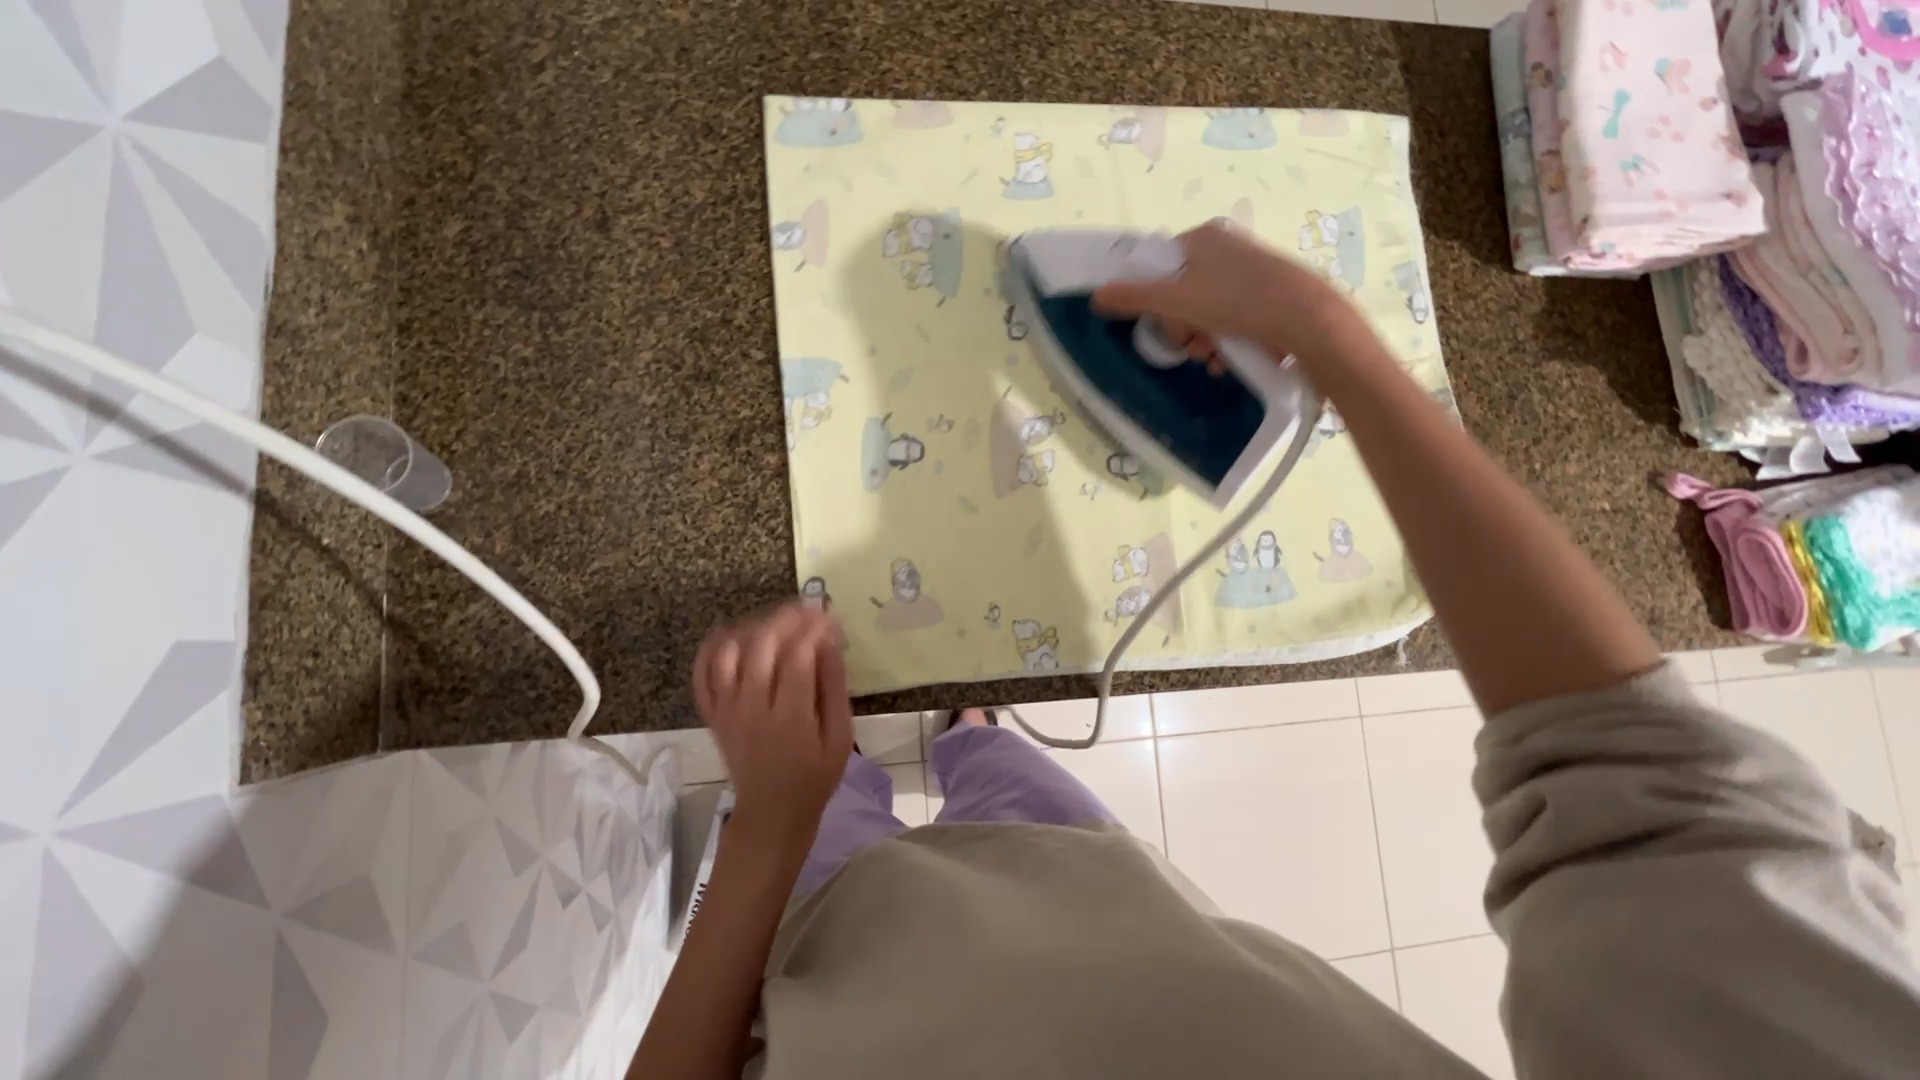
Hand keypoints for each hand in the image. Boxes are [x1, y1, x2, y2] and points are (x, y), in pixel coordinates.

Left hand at [693, 603, 852, 848]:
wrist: (772, 812)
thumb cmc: (814, 776)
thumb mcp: (839, 737)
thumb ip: (833, 689)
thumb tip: (829, 644)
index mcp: (790, 718)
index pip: (798, 657)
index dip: (814, 629)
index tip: (829, 615)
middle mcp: (753, 709)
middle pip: (762, 647)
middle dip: (786, 619)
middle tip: (807, 610)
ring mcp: (727, 711)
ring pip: (729, 654)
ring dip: (753, 628)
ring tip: (776, 623)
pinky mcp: (713, 715)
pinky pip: (703, 675)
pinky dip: (712, 649)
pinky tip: (731, 633)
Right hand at [1092, 222, 1363, 366]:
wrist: (1308, 321)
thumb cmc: (1238, 302)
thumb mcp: (1177, 300)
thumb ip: (1134, 297)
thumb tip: (1096, 295)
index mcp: (1203, 237)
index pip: (1159, 267)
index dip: (1154, 301)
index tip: (1163, 325)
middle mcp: (1226, 249)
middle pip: (1180, 294)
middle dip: (1182, 329)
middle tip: (1192, 347)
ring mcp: (1250, 273)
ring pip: (1205, 313)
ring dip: (1201, 342)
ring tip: (1215, 358)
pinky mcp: (1269, 299)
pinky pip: (1231, 322)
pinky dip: (1225, 344)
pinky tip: (1230, 360)